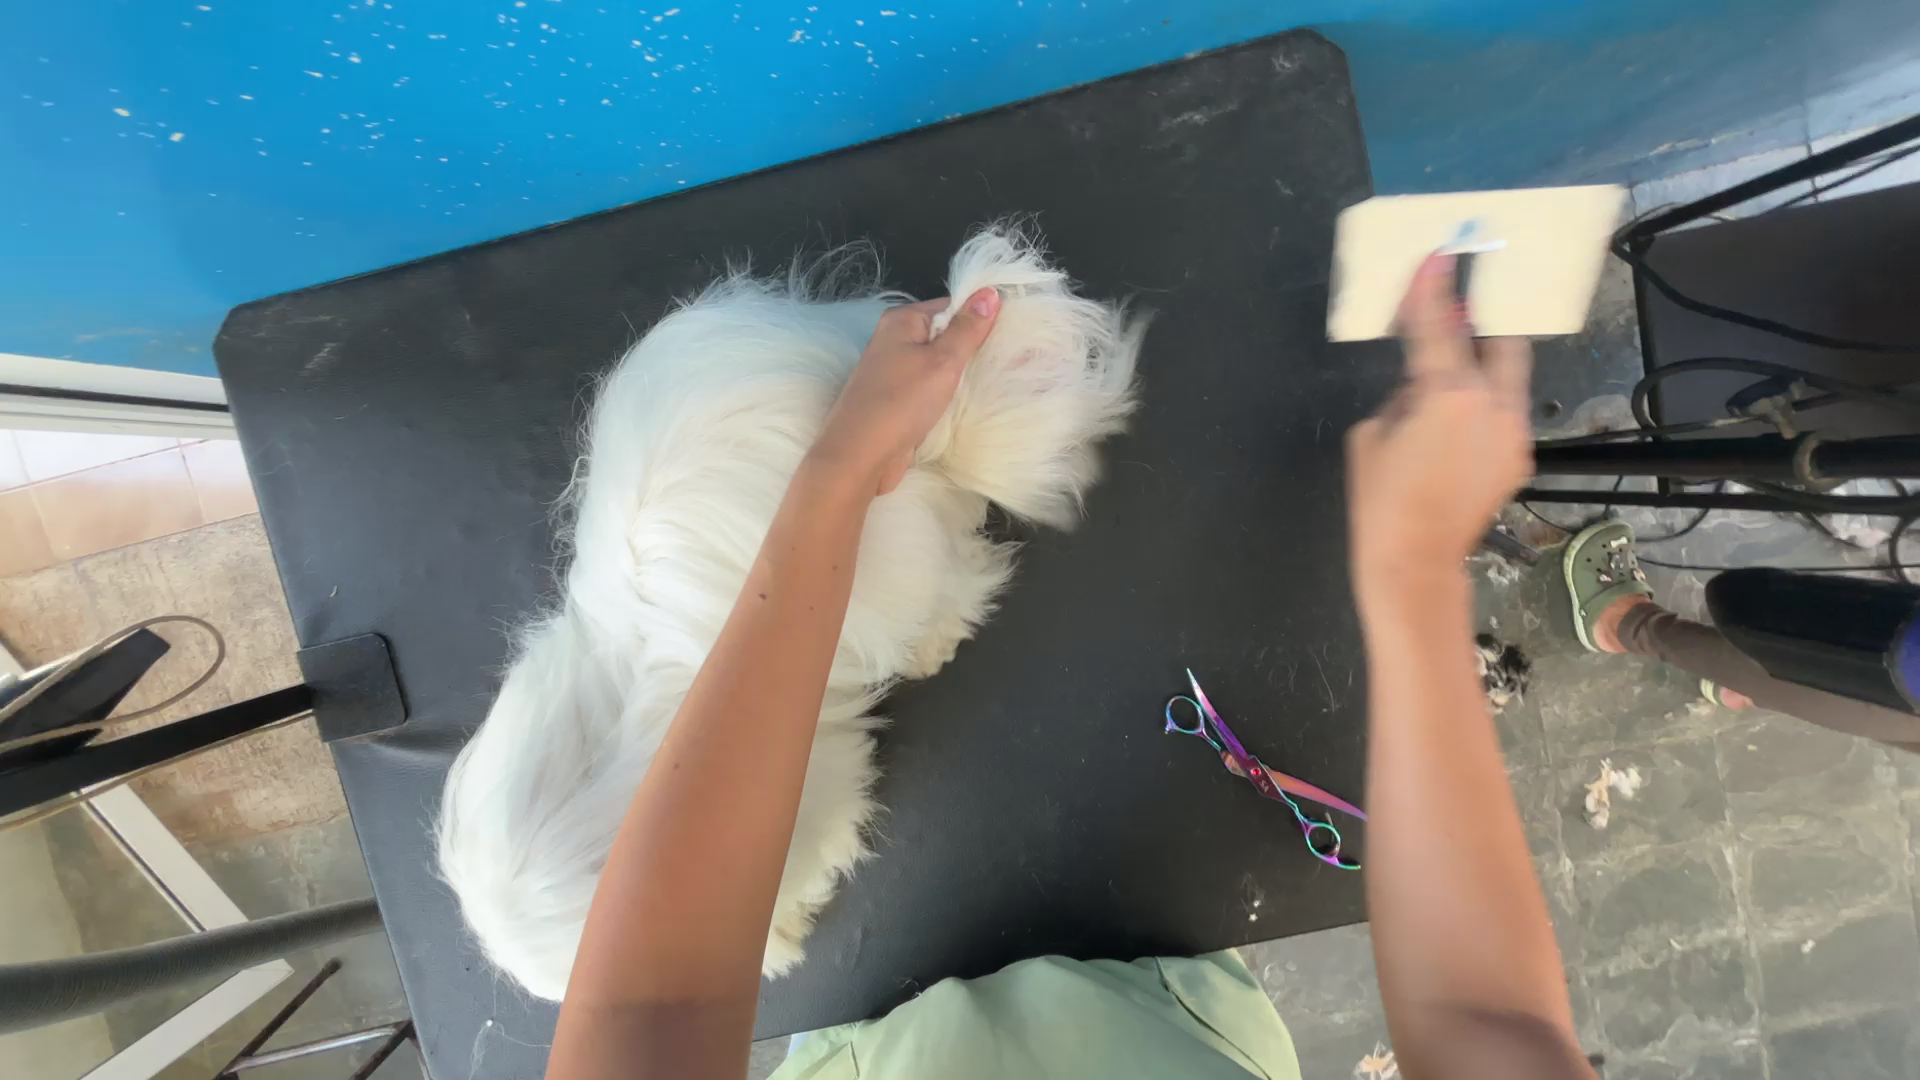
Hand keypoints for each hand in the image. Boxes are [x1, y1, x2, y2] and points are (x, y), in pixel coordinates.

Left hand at [810, 286, 1001, 494]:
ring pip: (940, 366)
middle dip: (977, 348)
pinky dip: (949, 395)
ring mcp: (895, 373)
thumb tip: (989, 293)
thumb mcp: (943, 361)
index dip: (982, 317)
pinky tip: (973, 402)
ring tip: (1003, 380)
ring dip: (965, 375)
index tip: (1014, 333)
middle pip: (946, 335)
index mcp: (903, 320)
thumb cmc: (901, 402)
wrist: (860, 455)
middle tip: (1016, 360)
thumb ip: (967, 328)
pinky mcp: (898, 401)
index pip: (951, 306)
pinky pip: (931, 390)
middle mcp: (895, 340)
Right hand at [1346, 254, 1532, 599]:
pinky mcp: (1519, 455)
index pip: (1438, 329)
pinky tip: (1452, 435)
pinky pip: (1503, 414)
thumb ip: (1401, 399)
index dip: (1433, 291)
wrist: (1412, 558)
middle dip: (1478, 325)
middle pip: (1498, 343)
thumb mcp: (1368, 436)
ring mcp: (1515, 430)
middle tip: (1457, 318)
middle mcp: (1494, 403)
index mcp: (1446, 394)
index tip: (1439, 254)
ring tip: (1448, 386)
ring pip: (1507, 378)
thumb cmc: (1376, 497)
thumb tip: (1422, 389)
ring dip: (1480, 371)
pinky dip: (1480, 410)